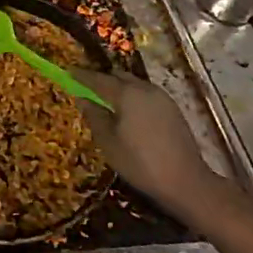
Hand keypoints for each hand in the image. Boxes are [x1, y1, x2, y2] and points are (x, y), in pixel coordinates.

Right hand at [73, 69, 233, 222]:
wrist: (185, 181)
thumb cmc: (139, 162)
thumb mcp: (108, 142)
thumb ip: (94, 115)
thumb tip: (82, 99)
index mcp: (127, 94)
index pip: (98, 79)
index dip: (81, 75)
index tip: (68, 71)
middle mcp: (145, 89)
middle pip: (119, 76)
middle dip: (102, 79)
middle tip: (86, 88)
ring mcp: (162, 98)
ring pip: (134, 84)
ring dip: (118, 88)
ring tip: (106, 102)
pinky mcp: (172, 109)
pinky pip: (145, 95)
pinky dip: (132, 97)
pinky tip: (127, 113)